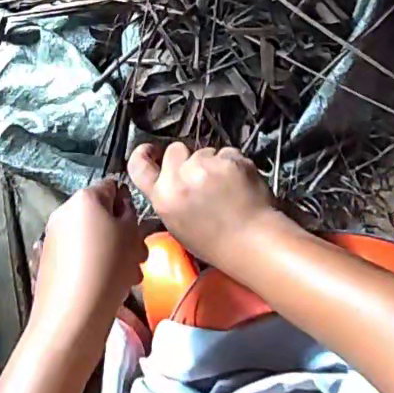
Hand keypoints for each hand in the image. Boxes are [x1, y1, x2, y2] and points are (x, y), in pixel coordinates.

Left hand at [33, 181, 145, 339]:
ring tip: (128, 276)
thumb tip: (122, 205)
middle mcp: (63, 211)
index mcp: (83, 197)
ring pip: (92, 236)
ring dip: (113, 251)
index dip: (129, 204)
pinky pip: (79, 254)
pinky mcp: (49, 261)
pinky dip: (95, 263)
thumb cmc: (107, 267)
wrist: (72, 316)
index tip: (139, 227)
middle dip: (124, 233)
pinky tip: (110, 285)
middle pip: (101, 214)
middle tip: (138, 256)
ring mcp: (54, 237)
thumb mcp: (131, 234)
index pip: (112, 187)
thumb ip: (130, 212)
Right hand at [127, 143, 280, 268]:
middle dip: (187, 158)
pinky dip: (233, 164)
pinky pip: (227, 153)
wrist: (254, 243)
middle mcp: (179, 179)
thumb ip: (168, 197)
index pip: (139, 166)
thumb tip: (170, 178)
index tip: (152, 150)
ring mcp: (205, 166)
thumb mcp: (178, 225)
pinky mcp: (228, 160)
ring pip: (205, 151)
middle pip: (175, 149)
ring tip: (225, 187)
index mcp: (163, 198)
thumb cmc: (217, 243)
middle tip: (201, 176)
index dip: (143, 153)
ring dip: (213, 163)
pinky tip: (239, 183)